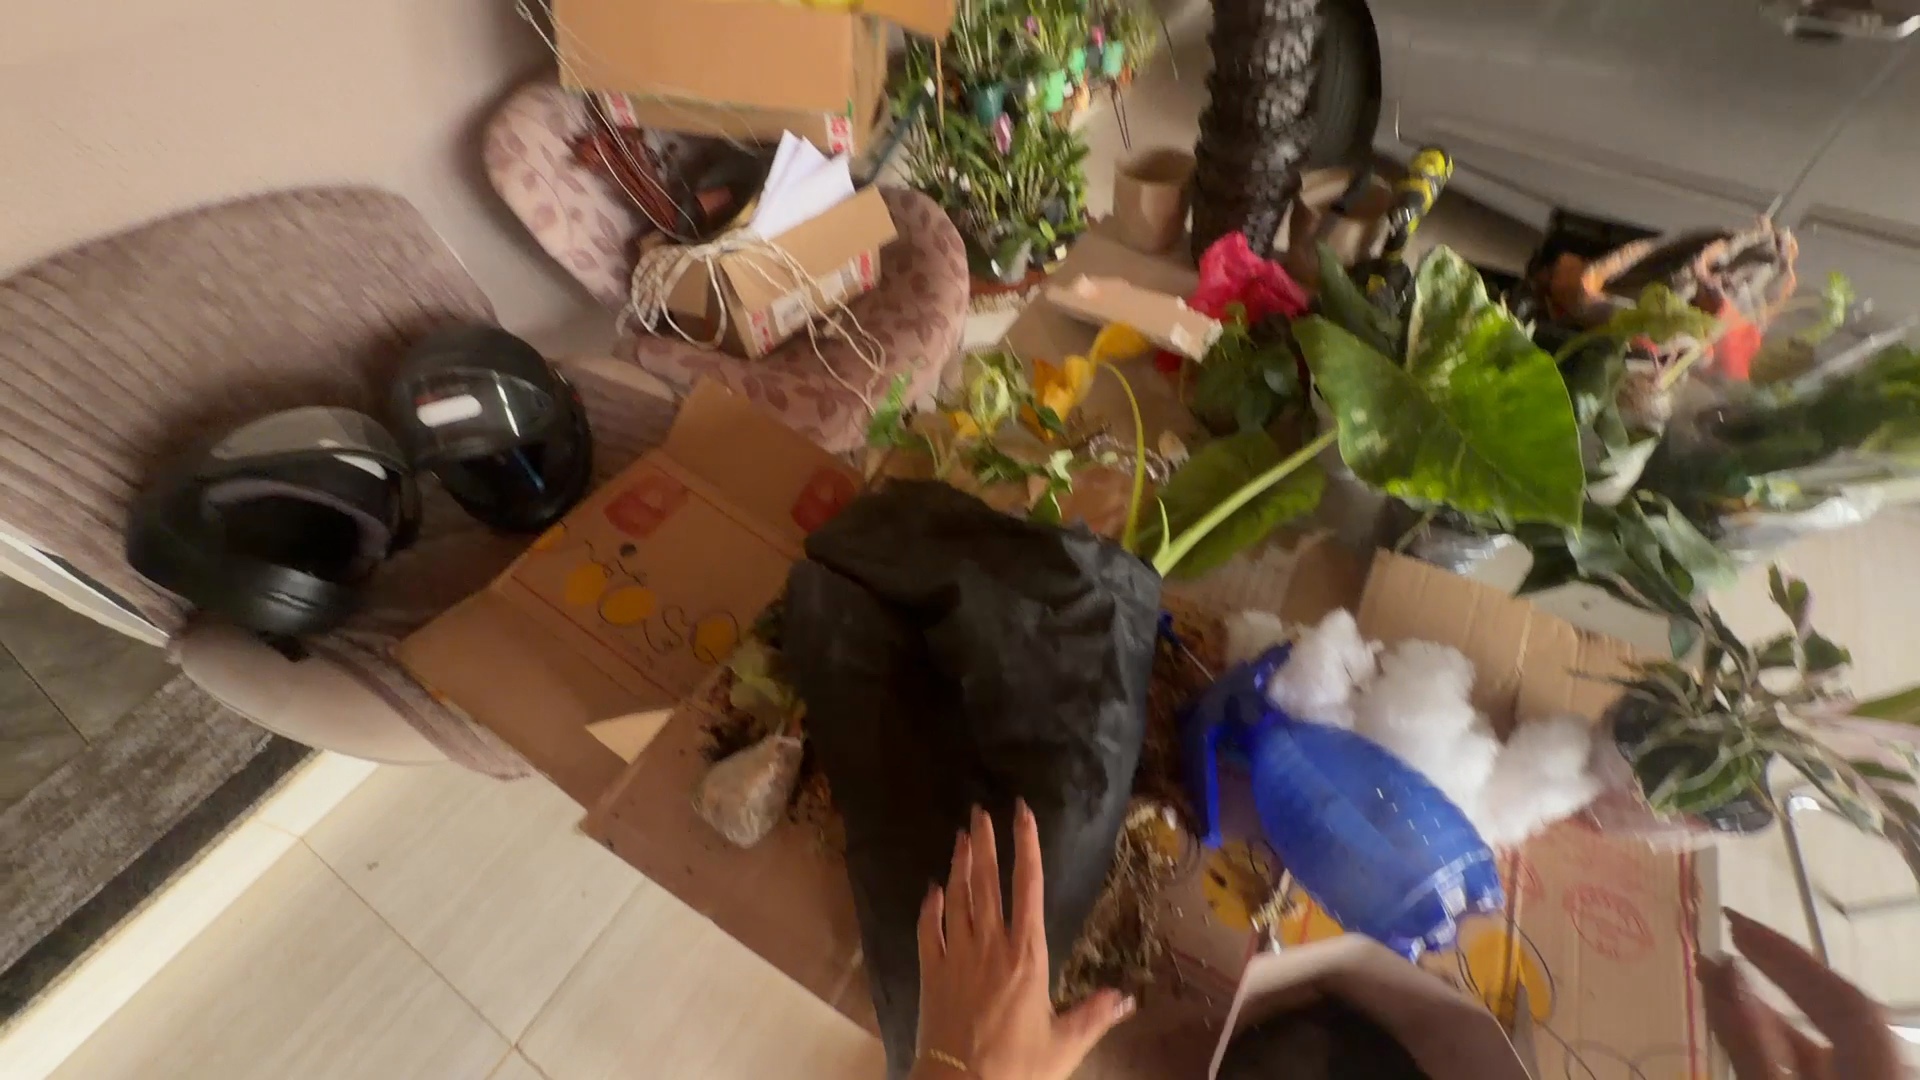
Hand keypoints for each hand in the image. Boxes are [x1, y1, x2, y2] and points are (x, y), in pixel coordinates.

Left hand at [909, 801, 1134, 1079]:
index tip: (1022, 812)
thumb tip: (1128, 997)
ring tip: (961, 836)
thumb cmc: (1017, 1068)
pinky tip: (931, 889)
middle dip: (985, 842)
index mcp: (1026, 953)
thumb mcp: (1064, 1046)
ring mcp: (956, 953)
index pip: (1028, 886)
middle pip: (986, 881)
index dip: (1026, 845)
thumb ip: (1094, 1016)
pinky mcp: (930, 970)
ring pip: (956, 896)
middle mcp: (990, 943)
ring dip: (958, 864)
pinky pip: (927, 929)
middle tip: (980, 810)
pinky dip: (929, 906)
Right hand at [1700, 908, 1902, 1078]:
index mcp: (1880, 1068)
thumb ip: (1748, 1036)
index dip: (1788, 954)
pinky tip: (1742, 1012)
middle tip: (1729, 929)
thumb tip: (1719, 963)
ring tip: (1719, 968)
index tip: (1731, 920)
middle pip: (1843, 1008)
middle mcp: (1893, 1068)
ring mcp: (1877, 1075)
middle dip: (1781, 966)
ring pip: (1831, 1030)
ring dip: (1773, 996)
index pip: (1843, 998)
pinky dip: (1782, 1026)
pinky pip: (1827, 1050)